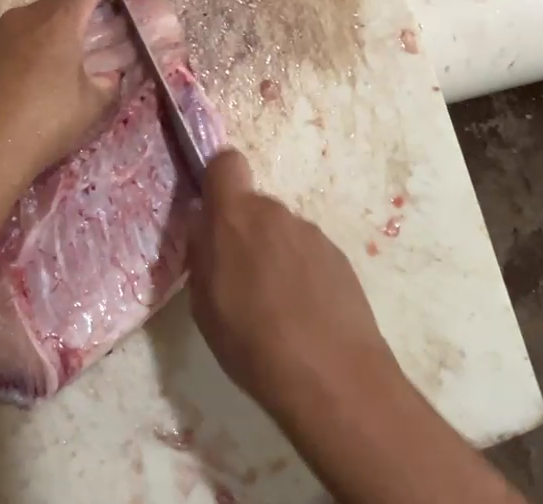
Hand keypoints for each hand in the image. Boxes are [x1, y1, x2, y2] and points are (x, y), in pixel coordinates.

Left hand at [0, 0, 118, 184]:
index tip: (96, 31)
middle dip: (60, 30)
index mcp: (56, 22)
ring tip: (26, 85)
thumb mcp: (92, 107)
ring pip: (14, 29)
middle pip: (47, 10)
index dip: (94, 4)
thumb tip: (108, 74)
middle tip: (65, 66)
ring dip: (26, 45)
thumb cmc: (45, 125)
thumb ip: (108, 82)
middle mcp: (18, 18)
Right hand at [188, 150, 399, 418]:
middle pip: (254, 206)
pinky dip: (302, 274)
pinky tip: (304, 314)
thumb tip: (204, 228)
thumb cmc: (251, 342)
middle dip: (245, 232)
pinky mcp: (340, 257)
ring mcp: (312, 234)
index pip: (226, 163)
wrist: (333, 378)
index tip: (213, 213)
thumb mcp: (203, 304)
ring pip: (282, 232)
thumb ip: (202, 254)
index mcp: (234, 217)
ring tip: (276, 307)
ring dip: (274, 255)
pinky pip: (308, 254)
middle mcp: (275, 213)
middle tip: (241, 279)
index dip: (218, 181)